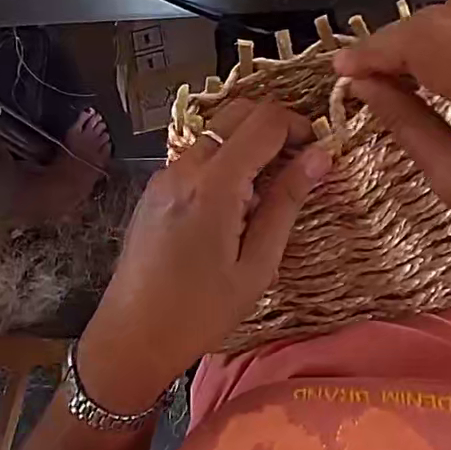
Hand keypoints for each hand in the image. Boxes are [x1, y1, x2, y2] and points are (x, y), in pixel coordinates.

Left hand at [76, 102, 328, 413]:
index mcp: (213, 185)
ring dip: (250, 143)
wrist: (130, 337)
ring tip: (268, 193)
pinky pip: (199, 155)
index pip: (265, 122)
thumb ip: (287, 202)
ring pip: (218, 131)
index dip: (299, 125)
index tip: (319, 150)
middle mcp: (184, 167)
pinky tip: (236, 204)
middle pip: (239, 112)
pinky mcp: (156, 188)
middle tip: (300, 163)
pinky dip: (227, 160)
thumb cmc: (200, 311)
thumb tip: (320, 156)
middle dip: (276, 126)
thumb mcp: (257, 264)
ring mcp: (165, 175)